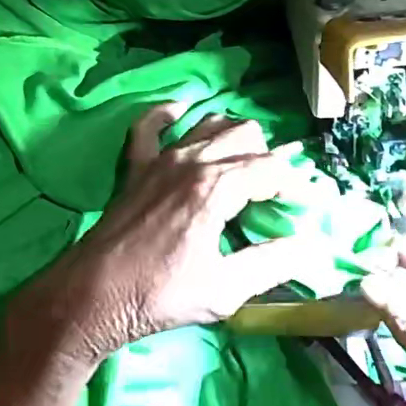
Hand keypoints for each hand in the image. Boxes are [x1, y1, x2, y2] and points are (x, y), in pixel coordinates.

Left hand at [8, 104, 318, 369]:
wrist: (94, 291)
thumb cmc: (159, 293)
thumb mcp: (225, 288)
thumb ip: (272, 263)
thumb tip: (311, 247)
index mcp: (216, 186)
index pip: (270, 168)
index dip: (294, 183)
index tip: (306, 203)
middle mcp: (190, 160)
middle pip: (243, 135)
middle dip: (267, 156)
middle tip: (275, 189)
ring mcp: (159, 158)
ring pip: (206, 123)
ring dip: (231, 135)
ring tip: (245, 161)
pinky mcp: (135, 165)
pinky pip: (150, 125)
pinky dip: (168, 114)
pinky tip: (182, 112)